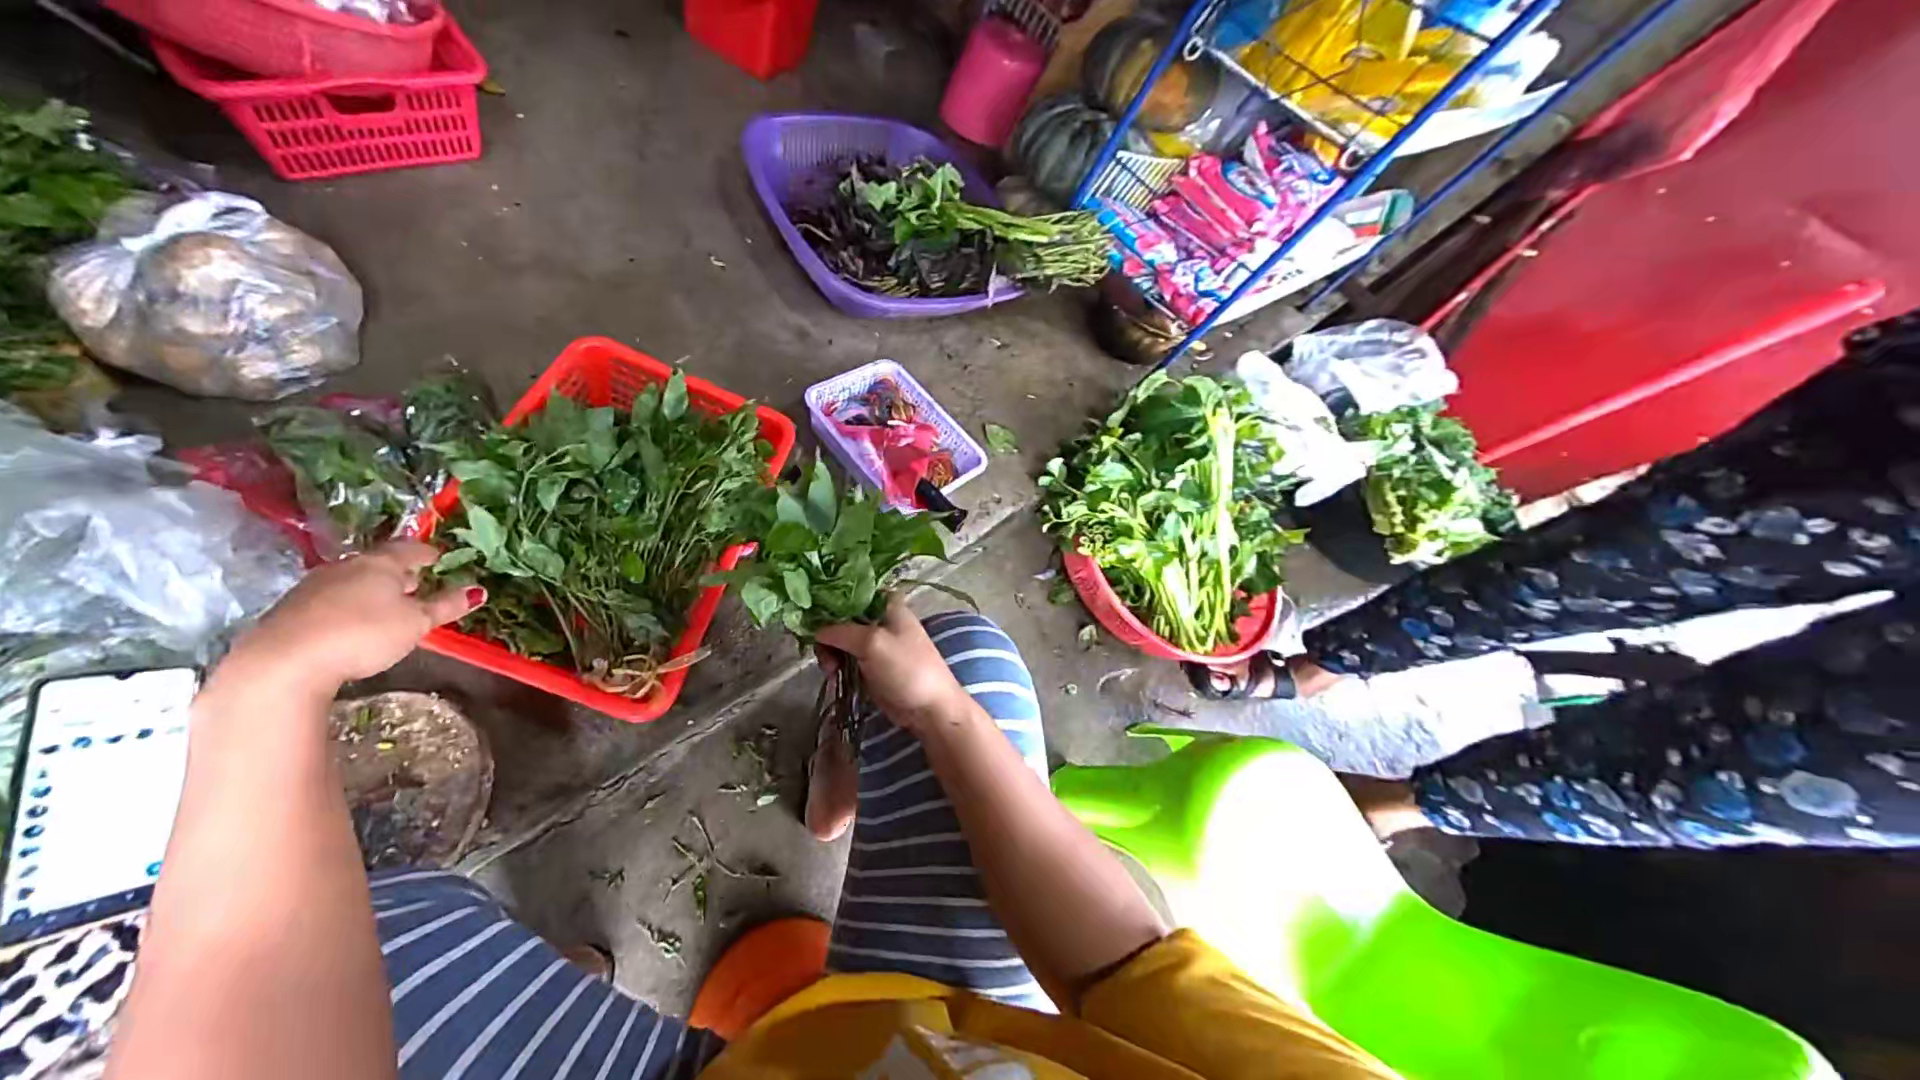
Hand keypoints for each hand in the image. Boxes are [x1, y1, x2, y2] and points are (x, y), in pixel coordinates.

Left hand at [217, 541, 483, 696]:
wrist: (283, 662)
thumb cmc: (363, 633)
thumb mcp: (416, 623)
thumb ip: (446, 606)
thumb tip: (479, 590)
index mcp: (379, 564)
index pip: (408, 549)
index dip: (426, 553)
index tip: (439, 558)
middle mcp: (345, 568)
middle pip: (378, 564)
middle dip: (399, 572)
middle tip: (417, 581)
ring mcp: (313, 587)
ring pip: (353, 580)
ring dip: (372, 588)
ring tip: (388, 603)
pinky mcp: (292, 610)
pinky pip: (331, 598)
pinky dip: (349, 603)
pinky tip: (354, 620)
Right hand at [815, 596, 975, 733]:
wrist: (929, 708)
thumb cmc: (907, 669)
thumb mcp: (872, 643)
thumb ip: (840, 631)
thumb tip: (816, 629)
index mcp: (886, 603)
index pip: (849, 591)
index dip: (827, 602)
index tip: (809, 617)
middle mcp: (879, 617)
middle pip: (840, 616)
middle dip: (827, 633)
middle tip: (824, 655)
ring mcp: (875, 640)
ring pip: (840, 637)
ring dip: (829, 651)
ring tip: (830, 670)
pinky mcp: (871, 662)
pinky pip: (845, 655)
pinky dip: (836, 662)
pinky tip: (833, 674)